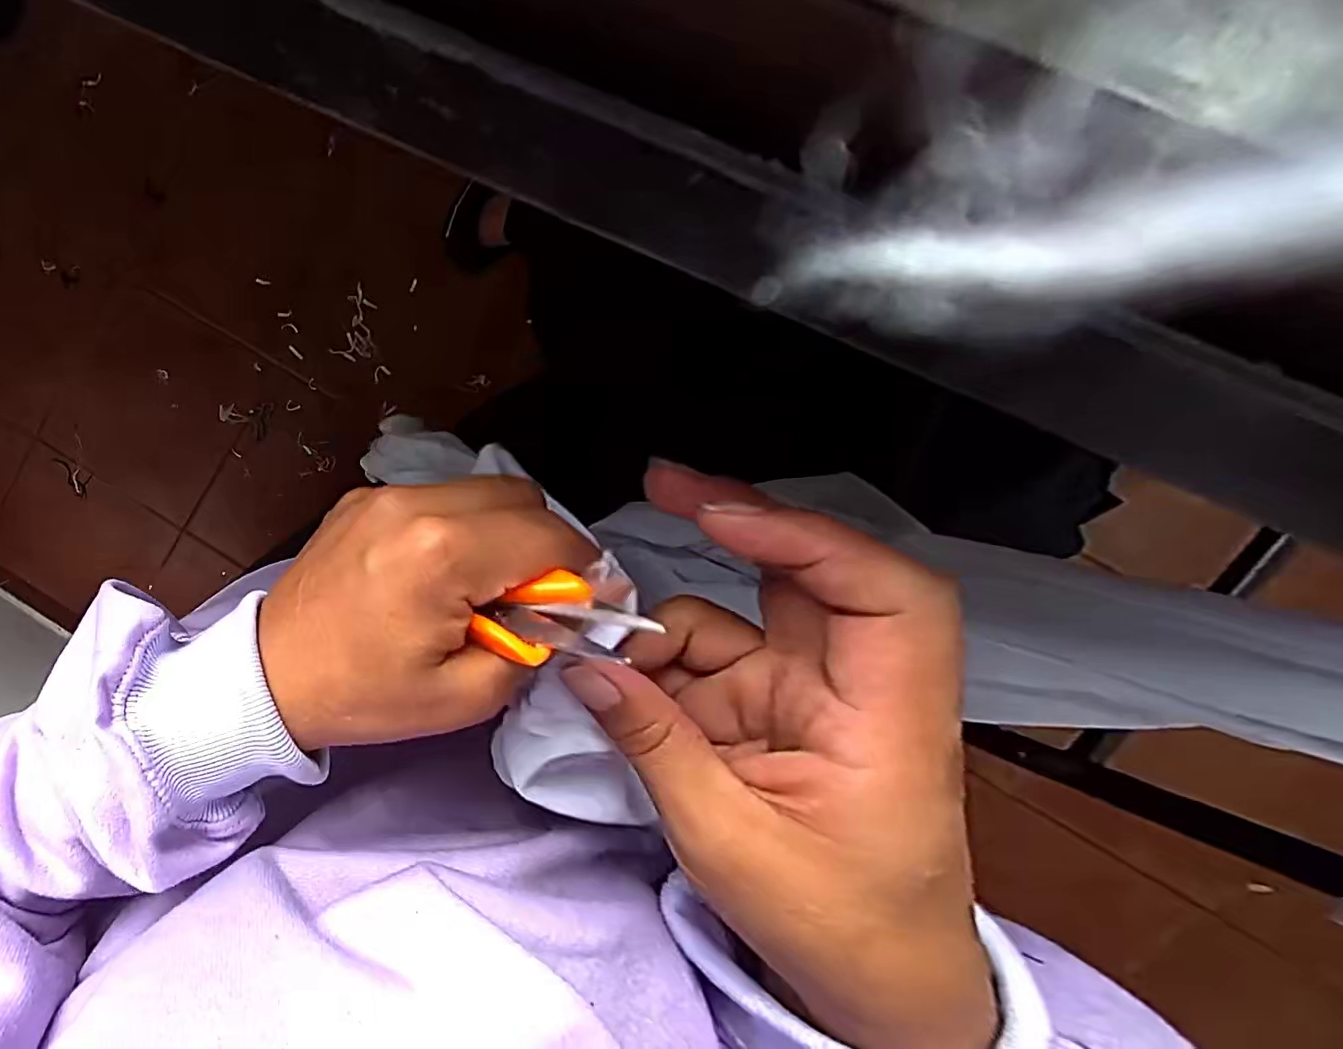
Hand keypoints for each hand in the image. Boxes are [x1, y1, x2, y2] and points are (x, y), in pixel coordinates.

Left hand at [260, 477, 596, 751]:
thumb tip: (557, 610)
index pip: (548, 537)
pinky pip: (439, 495)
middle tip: (533, 595)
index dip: (582, 570)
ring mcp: (384, 494)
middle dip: (546, 544)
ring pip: (483, 490)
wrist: (270, 674)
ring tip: (484, 582)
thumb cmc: (363, 695)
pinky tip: (441, 567)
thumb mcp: (463, 696)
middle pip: (523, 497)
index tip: (586, 599)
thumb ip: (529, 646)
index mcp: (441, 553)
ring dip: (504, 530)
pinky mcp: (364, 497)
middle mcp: (414, 504)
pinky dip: (462, 524)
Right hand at [561, 462, 995, 1048]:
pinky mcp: (752, 703)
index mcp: (884, 719)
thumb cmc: (835, 928)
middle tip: (660, 484)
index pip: (883, 595)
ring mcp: (794, 688)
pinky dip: (646, 665)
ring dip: (656, 631)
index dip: (807, 538)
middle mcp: (844, 684)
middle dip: (730, 518)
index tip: (719, 516)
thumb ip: (653, 743)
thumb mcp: (728, 840)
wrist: (869, 984)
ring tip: (599, 660)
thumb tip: (585, 666)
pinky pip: (691, 658)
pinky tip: (614, 684)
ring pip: (721, 616)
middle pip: (804, 571)